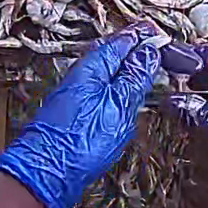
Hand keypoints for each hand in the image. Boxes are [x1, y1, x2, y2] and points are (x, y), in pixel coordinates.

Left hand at [0, 26, 163, 207]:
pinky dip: (119, 88)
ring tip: (150, 69)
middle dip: (137, 50)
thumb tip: (149, 52)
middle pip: (114, 54)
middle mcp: (82, 76)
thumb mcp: (117, 105)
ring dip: (129, 69)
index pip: (123, 41)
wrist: (45, 172)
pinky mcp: (76, 114)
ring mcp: (77, 95)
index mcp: (93, 67)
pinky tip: (127, 96)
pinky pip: (103, 90)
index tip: (161, 34)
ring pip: (108, 73)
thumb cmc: (79, 140)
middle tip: (161, 50)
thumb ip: (134, 78)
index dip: (143, 36)